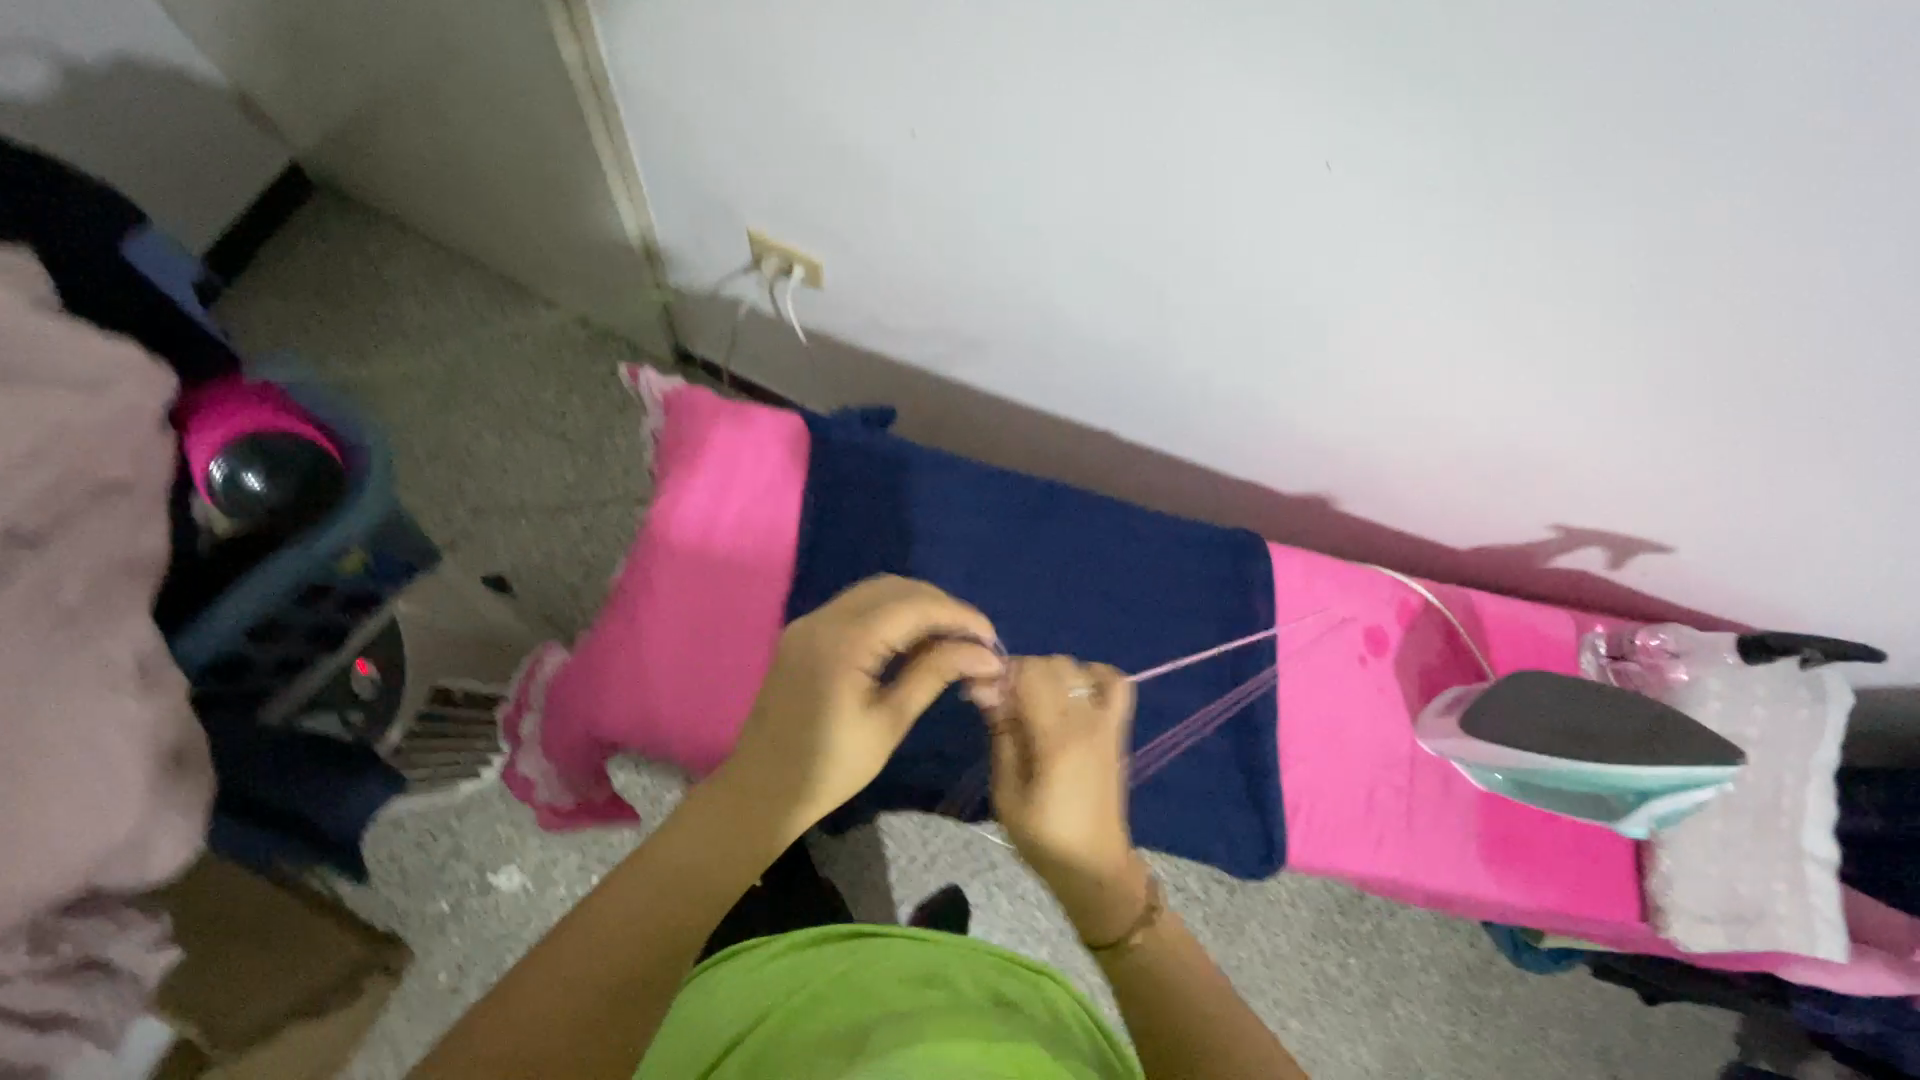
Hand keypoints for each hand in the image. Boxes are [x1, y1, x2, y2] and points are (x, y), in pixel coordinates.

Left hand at [721, 575, 1001, 832]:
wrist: (761, 791)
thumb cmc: (830, 768)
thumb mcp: (890, 722)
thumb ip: (934, 674)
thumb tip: (985, 654)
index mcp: (844, 641)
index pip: (915, 606)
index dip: (959, 615)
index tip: (992, 639)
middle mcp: (823, 618)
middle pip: (895, 588)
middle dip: (940, 606)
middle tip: (974, 640)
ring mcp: (809, 623)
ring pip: (874, 592)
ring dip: (916, 606)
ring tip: (950, 640)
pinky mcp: (803, 634)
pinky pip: (855, 608)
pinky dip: (889, 615)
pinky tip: (911, 643)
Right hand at [985, 656, 1149, 943]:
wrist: (1093, 864)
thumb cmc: (1042, 837)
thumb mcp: (1006, 791)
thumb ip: (1001, 733)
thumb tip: (987, 689)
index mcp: (1055, 738)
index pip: (1028, 672)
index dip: (1000, 673)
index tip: (981, 694)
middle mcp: (1086, 721)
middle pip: (1052, 663)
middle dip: (1022, 672)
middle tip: (1003, 702)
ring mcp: (1107, 723)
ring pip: (1079, 667)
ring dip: (1052, 673)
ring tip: (1034, 700)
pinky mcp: (1117, 730)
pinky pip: (1116, 684)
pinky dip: (1093, 676)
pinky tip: (1073, 693)